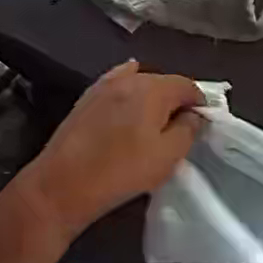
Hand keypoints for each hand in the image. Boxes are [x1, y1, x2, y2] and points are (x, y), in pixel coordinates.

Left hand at [13, 60, 205, 240]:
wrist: (61, 185)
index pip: (187, 85)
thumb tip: (194, 115)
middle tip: (178, 128)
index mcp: (154, 88)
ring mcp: (106, 83)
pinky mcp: (88, 95)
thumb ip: (187, 131)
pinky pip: (118, 84)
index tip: (202, 122)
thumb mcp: (166, 158)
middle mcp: (131, 77)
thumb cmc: (120, 172)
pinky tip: (128, 106)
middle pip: (164, 81)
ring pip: (140, 82)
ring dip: (152, 97)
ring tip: (152, 123)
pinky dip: (129, 92)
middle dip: (175, 100)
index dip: (199, 102)